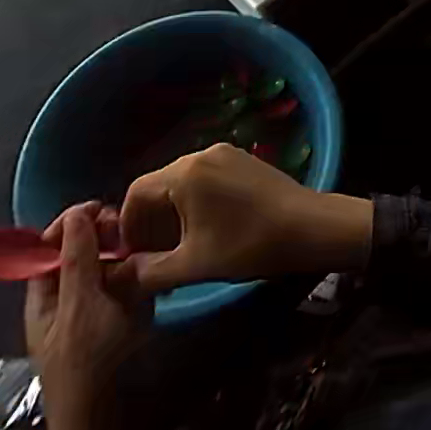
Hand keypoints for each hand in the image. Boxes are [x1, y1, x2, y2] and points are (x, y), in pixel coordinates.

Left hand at [24, 202, 149, 429]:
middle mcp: (69, 300)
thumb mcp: (81, 307)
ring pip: (110, 269)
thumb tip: (76, 212)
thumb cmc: (90, 368)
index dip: (73, 223)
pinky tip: (157, 272)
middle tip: (131, 232)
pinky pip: (129, 289)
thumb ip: (78, 259)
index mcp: (46, 295)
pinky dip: (141, 277)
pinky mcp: (122, 325)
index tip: (105, 210)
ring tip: (148, 248)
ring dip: (126, 256)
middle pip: (82, 252)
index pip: (50, 244)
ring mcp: (97, 313)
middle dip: (104, 237)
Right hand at [119, 144, 372, 293]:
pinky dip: (198, 201)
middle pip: (160, 185)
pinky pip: (208, 178)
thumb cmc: (248, 244)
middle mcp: (201, 154)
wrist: (310, 227)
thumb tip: (120, 275)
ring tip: (180, 246)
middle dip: (151, 221)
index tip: (131, 254)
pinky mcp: (245, 160)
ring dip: (175, 213)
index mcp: (184, 172)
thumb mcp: (194, 264)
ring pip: (184, 182)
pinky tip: (207, 228)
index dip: (127, 225)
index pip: (136, 192)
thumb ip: (149, 271)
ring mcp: (226, 153)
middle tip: (153, 255)